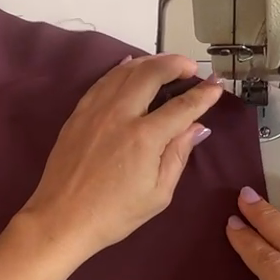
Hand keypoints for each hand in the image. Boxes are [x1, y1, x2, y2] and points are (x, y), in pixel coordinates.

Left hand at [17, 54, 222, 258]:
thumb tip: (197, 127)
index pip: (182, 106)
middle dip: (176, 64)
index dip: (204, 94)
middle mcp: (120, 115)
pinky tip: (130, 65)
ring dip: (149, 62)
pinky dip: (120, 69)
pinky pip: (103, 81)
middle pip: (151, 73)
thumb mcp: (158, 193)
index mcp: (144, 137)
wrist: (62, 217)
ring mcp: (95, 110)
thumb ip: (178, 155)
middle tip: (191, 67)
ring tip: (166, 64)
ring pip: (125, 71)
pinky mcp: (78, 113)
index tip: (217, 85)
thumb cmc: (114, 213)